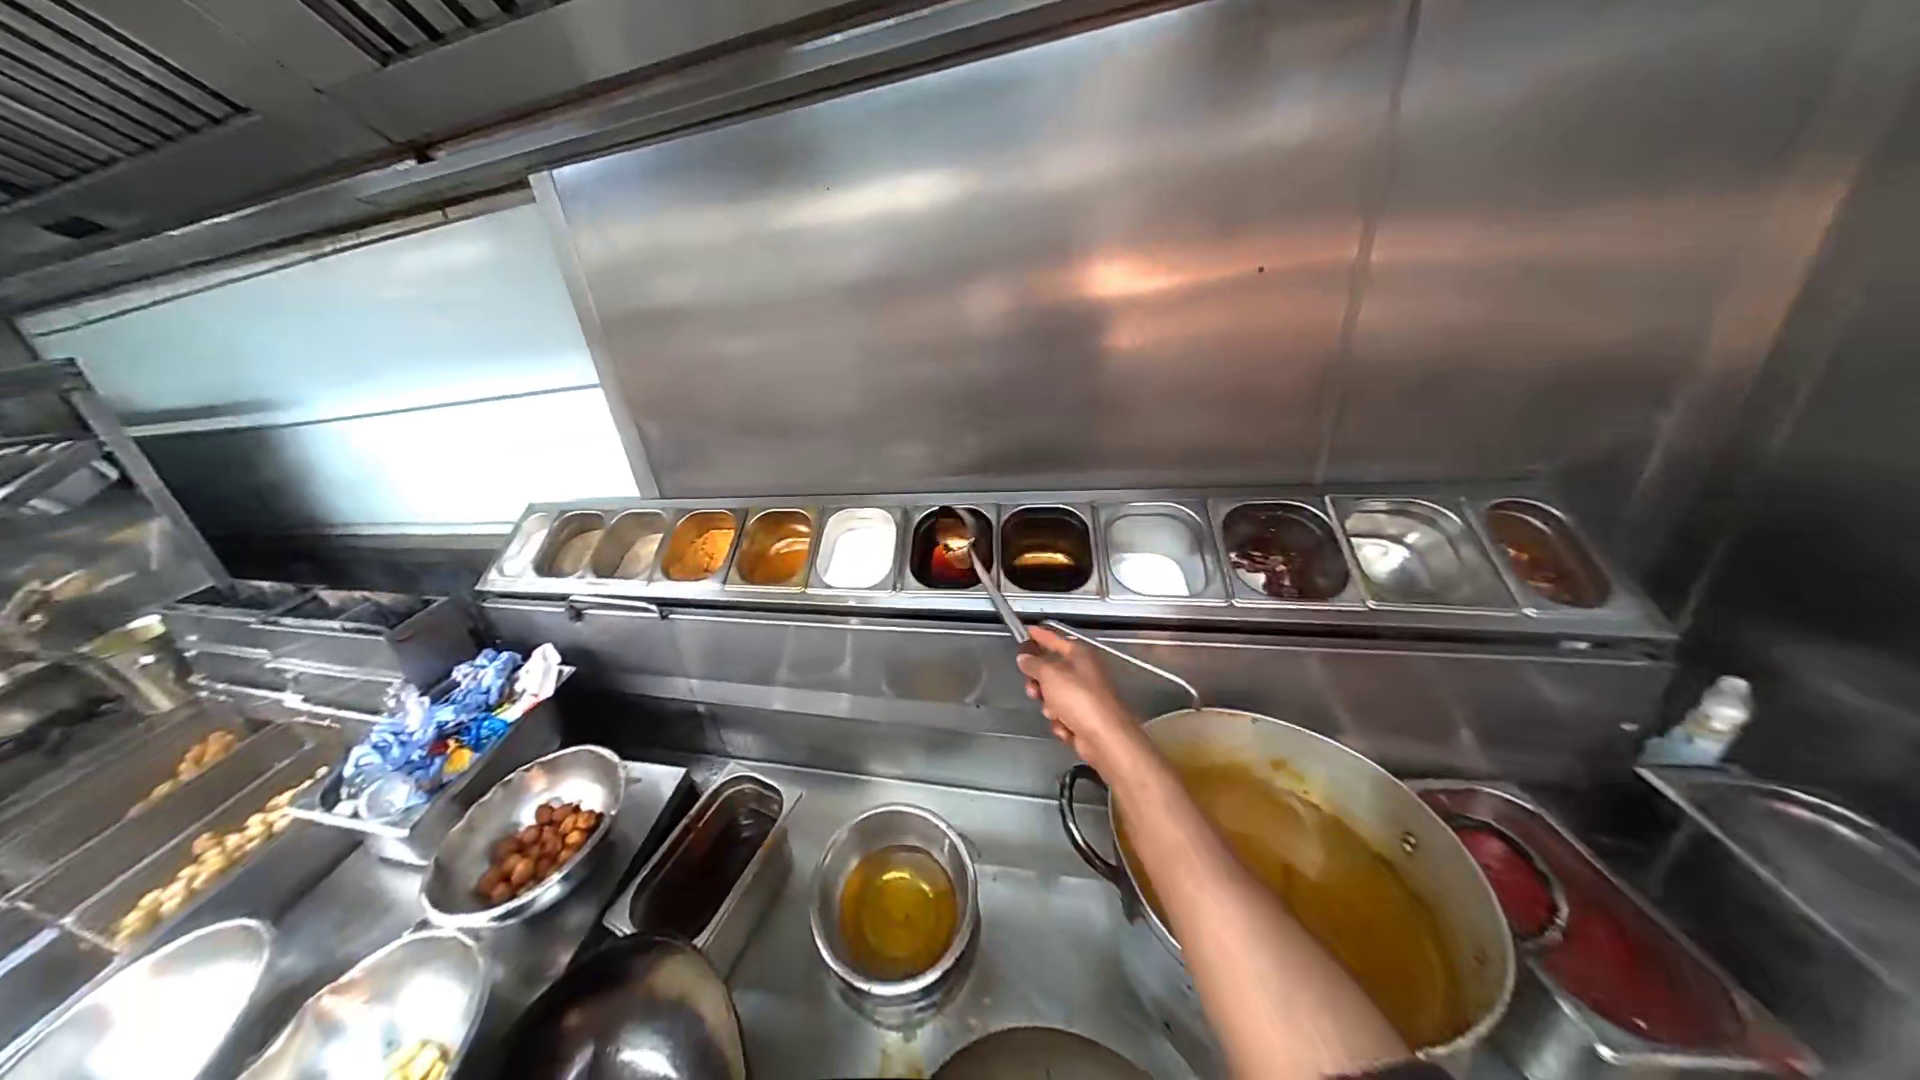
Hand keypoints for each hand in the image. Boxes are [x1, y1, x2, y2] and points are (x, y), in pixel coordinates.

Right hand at [1016, 625, 1148, 776]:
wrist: (1104, 736)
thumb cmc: (1078, 698)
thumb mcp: (1049, 674)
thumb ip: (1033, 663)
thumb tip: (1024, 657)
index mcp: (1079, 654)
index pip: (1054, 639)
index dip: (1038, 635)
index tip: (1025, 631)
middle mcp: (1083, 671)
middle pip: (1050, 671)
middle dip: (1038, 683)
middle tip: (1032, 689)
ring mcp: (1084, 695)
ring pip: (1052, 696)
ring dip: (1049, 706)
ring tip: (1054, 712)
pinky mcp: (1083, 717)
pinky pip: (1061, 715)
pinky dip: (1060, 722)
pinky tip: (1066, 726)